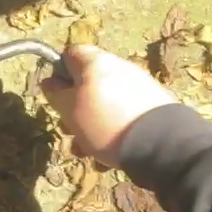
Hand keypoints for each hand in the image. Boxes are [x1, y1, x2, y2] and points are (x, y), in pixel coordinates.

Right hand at [41, 45, 179, 167]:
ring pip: (105, 104)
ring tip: (88, 152)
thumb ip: (56, 94)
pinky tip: (110, 158)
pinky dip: (114, 133)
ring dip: (92, 125)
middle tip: (69, 129)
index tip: (56, 95)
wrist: (161, 145)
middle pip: (88, 83)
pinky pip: (125, 117)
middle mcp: (121, 68)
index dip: (59, 72)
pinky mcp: (156, 108)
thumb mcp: (70, 110)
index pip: (71, 53)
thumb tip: (50, 81)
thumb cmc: (105, 122)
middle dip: (75, 108)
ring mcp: (141, 88)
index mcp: (97, 62)